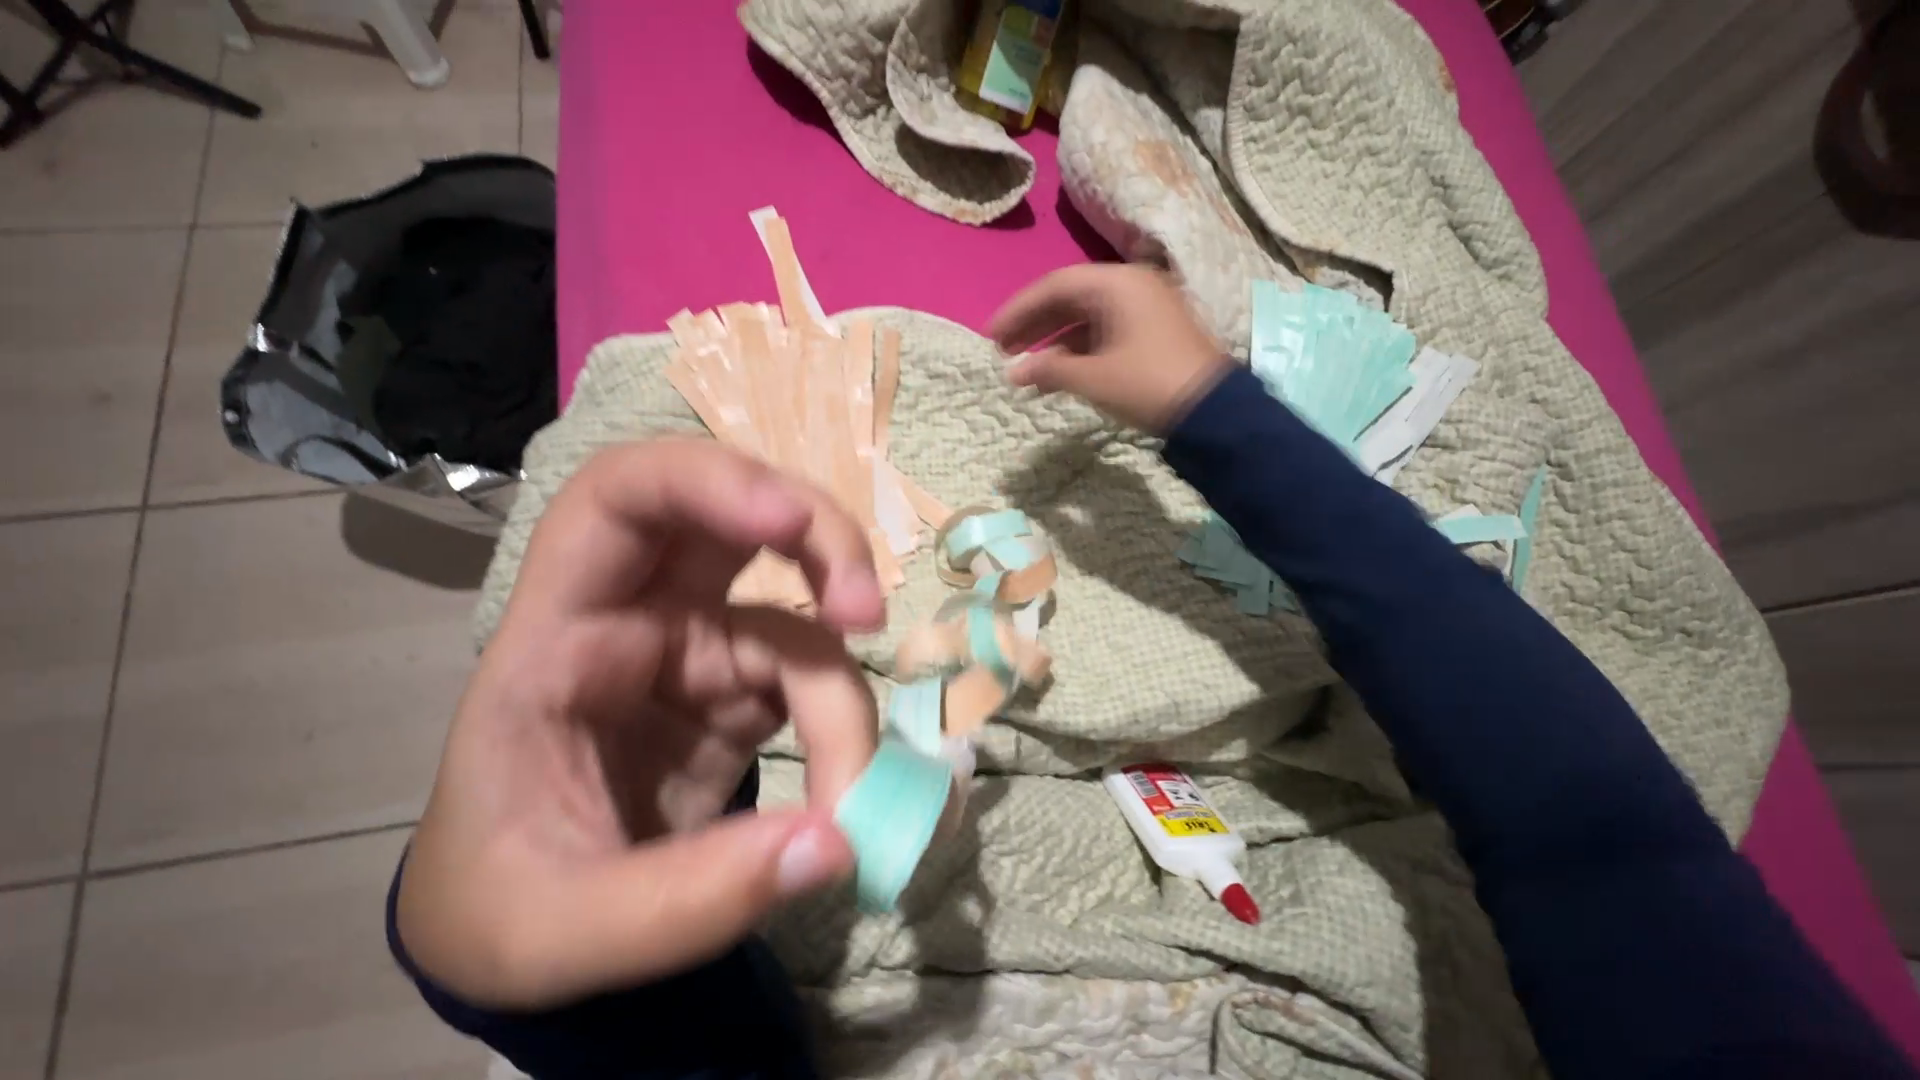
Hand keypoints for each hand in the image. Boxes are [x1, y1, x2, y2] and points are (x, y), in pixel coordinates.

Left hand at [396, 440, 885, 1009]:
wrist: (508, 932)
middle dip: (816, 542)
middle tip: (867, 615)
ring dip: (842, 689)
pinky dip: (846, 728)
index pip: (620, 499)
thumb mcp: (561, 930)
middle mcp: (633, 622)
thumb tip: (836, 844)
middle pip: (734, 522)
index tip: (788, 525)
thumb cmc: (499, 908)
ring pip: (794, 614)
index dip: (707, 482)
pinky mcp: (737, 698)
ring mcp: (694, 654)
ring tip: (854, 792)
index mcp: (556, 637)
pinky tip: (850, 788)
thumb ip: (689, 900)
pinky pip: (812, 682)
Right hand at [991, 264, 1232, 433]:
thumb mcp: (1094, 378)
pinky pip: (1105, 331)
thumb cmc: (1148, 385)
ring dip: (1054, 340)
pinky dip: (1079, 349)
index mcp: (1117, 284)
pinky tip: (1058, 373)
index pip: (1055, 286)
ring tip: (1025, 367)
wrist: (1213, 411)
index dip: (1019, 310)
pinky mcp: (1153, 331)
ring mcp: (1145, 308)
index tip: (992, 336)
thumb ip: (1049, 370)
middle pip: (1070, 298)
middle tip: (1002, 350)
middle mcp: (1131, 286)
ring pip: (1087, 316)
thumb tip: (1013, 372)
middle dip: (1034, 325)